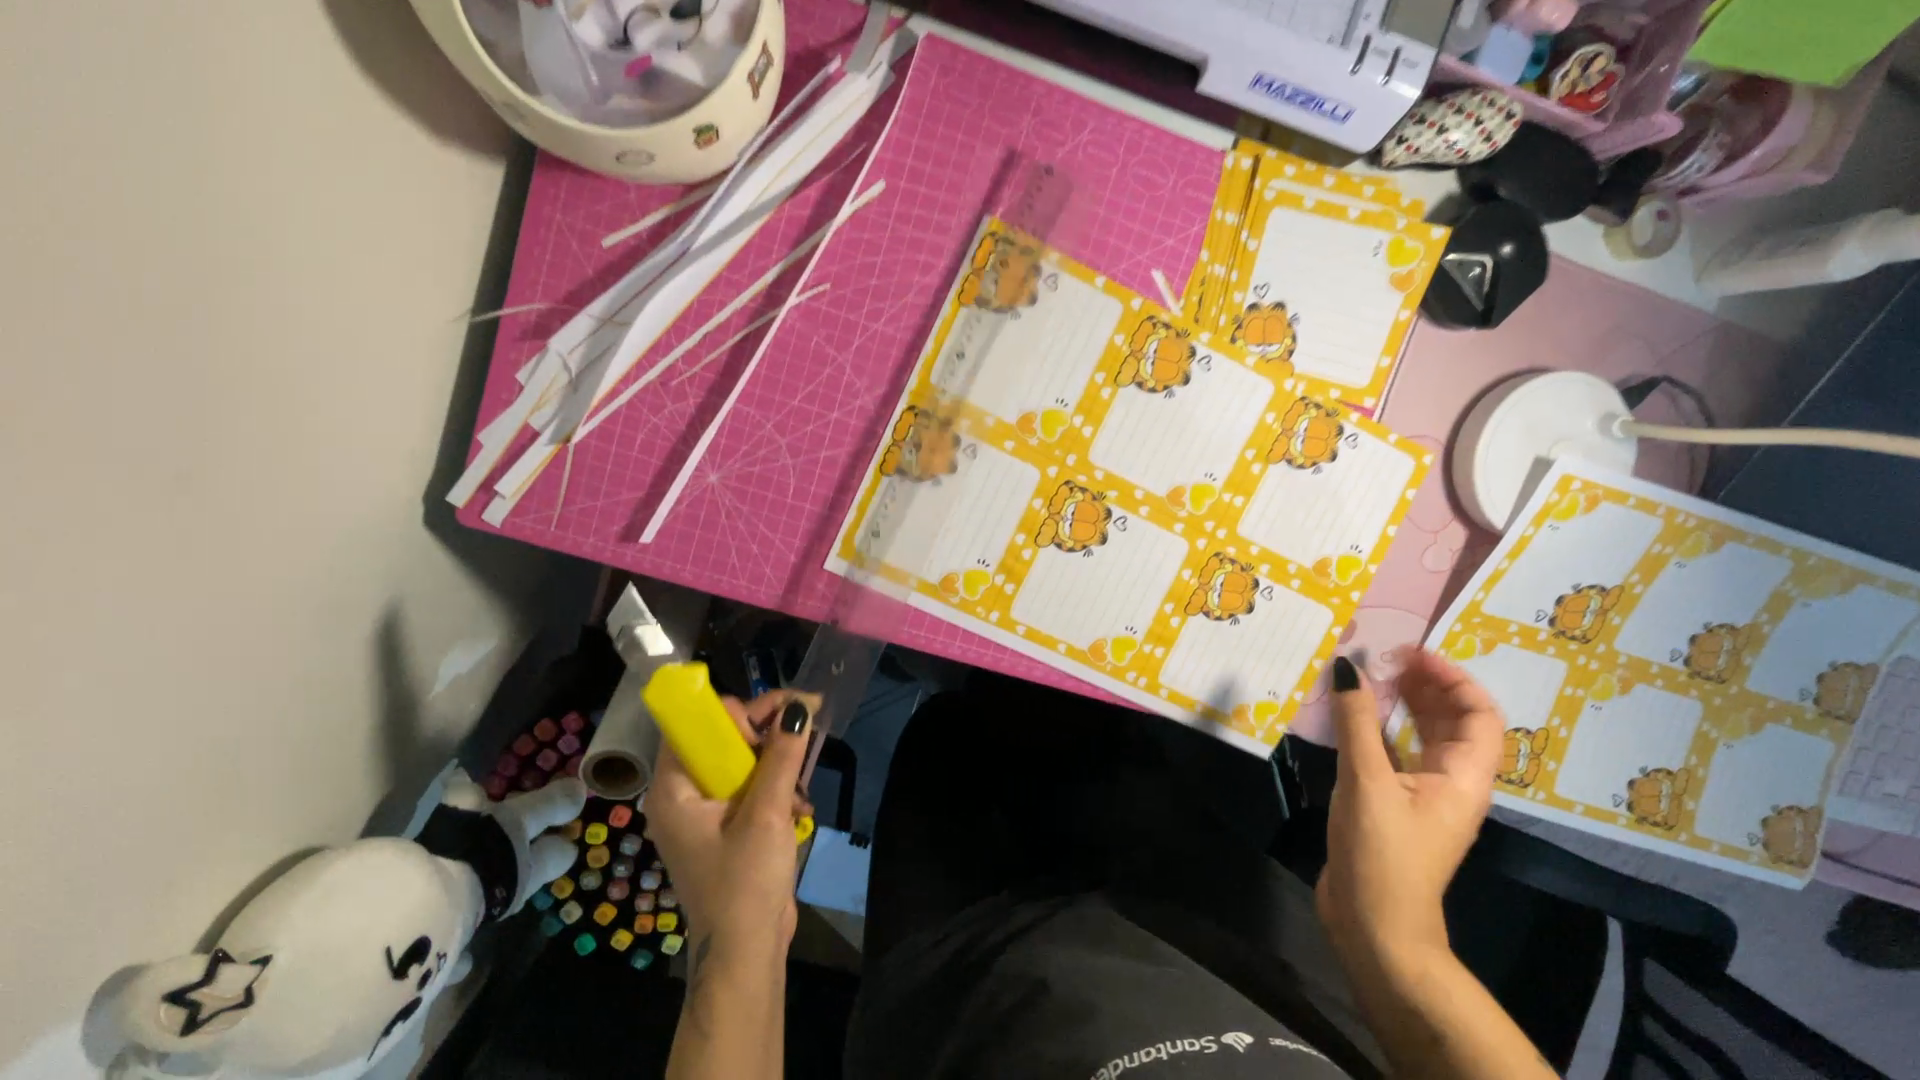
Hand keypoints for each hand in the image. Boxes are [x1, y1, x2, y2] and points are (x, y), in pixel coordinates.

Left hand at [645, 691, 813, 949]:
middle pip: (722, 741)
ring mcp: (704, 815)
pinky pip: (749, 791)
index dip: (734, 712)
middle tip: (805, 732)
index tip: (776, 714)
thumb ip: (781, 757)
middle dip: (766, 738)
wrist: (746, 952)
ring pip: (742, 765)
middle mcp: (682, 796)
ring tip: (800, 794)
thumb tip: (797, 708)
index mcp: (674, 789)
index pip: (694, 725)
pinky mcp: (726, 831)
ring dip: (777, 769)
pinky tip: (799, 812)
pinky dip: (776, 793)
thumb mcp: (766, 814)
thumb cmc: (745, 882)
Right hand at [1317, 651, 1503, 969]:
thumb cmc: (1383, 855)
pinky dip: (1379, 730)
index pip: (1479, 713)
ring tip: (1368, 678)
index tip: (1412, 654)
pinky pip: (1396, 755)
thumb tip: (1348, 667)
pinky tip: (1351, 718)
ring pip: (1423, 737)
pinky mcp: (1395, 807)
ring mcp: (1424, 796)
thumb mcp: (1368, 783)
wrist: (1375, 926)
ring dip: (1402, 706)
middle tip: (1384, 658)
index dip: (1452, 678)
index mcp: (1464, 777)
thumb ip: (1358, 723)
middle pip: (1453, 721)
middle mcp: (1452, 782)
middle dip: (1425, 685)